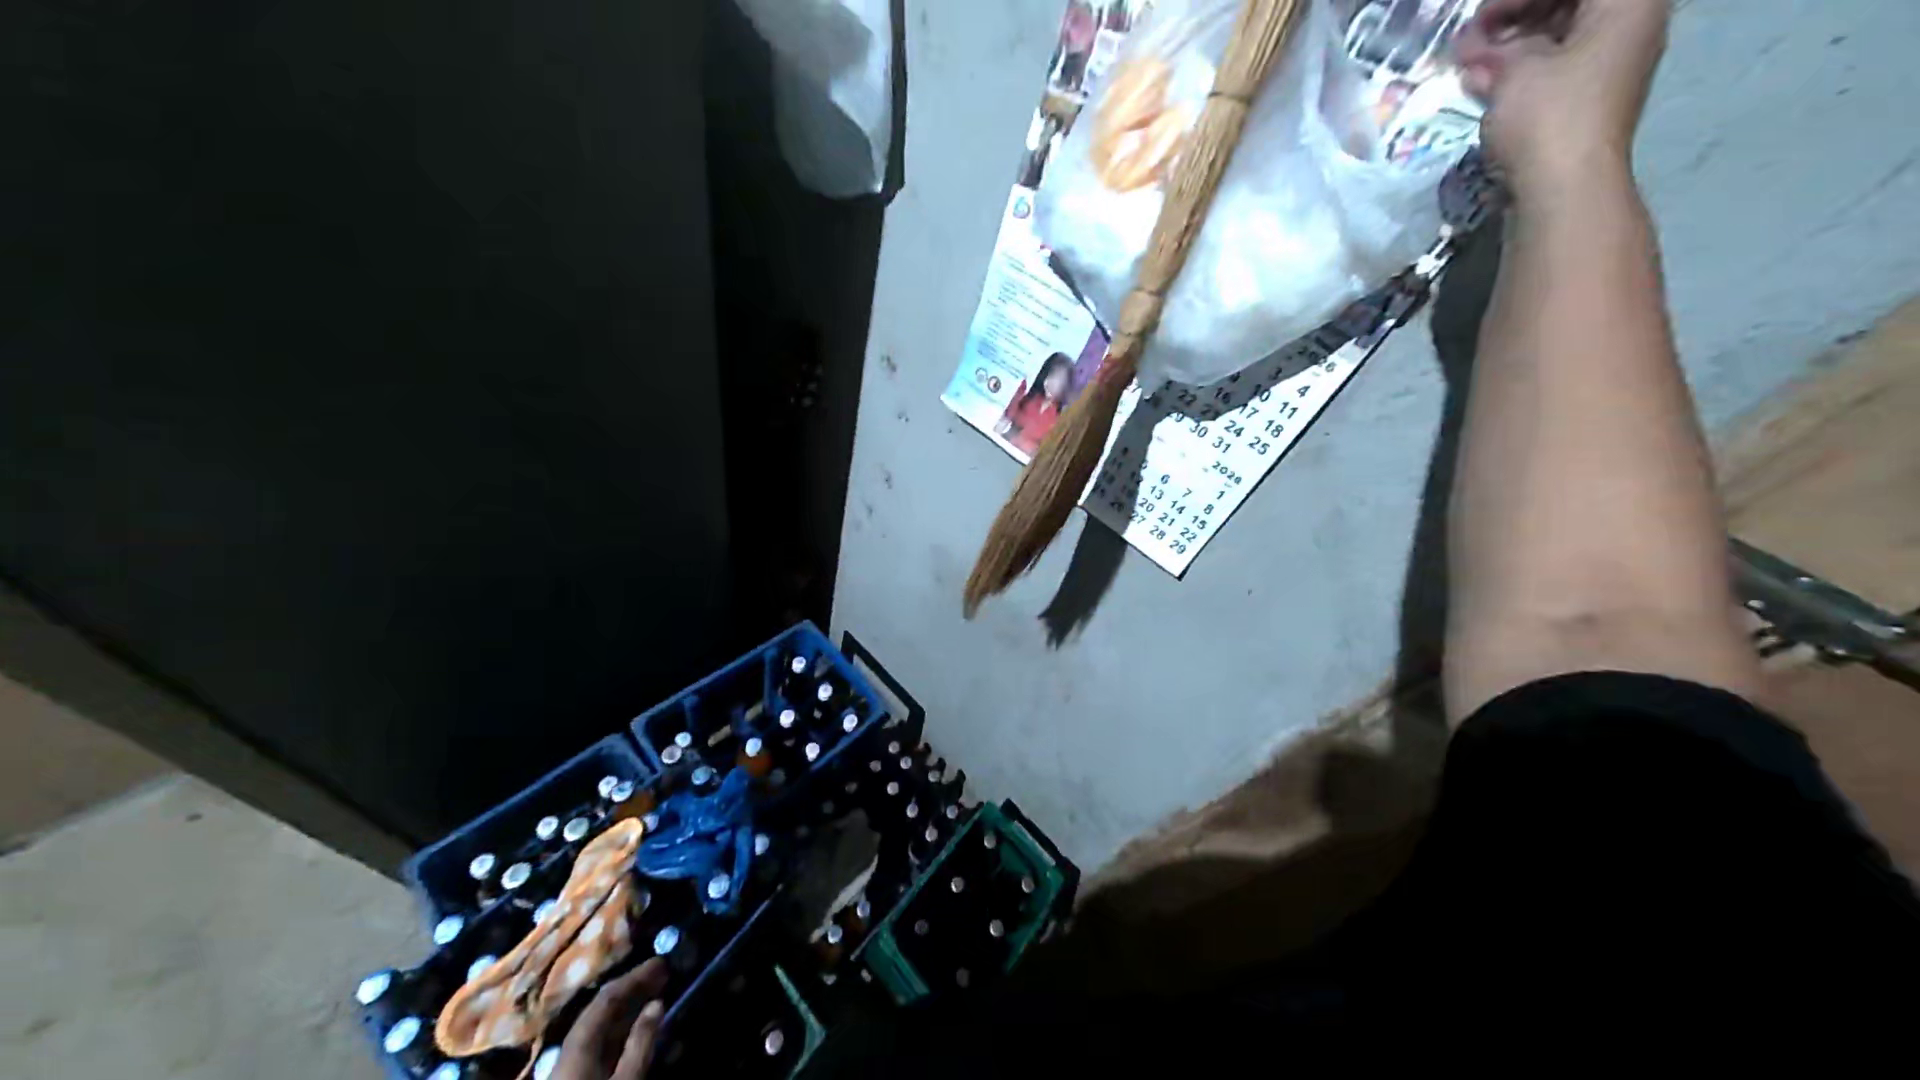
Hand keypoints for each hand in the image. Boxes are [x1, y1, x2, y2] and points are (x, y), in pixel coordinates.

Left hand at [550, 959, 668, 1079]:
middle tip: (663, 973)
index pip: (606, 1000)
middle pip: (600, 1011)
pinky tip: (638, 1030)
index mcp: (578, 1047)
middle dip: (632, 989)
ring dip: (628, 1009)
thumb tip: (656, 1004)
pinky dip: (621, 1031)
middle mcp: (571, 1051)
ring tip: (655, 994)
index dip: (634, 978)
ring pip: (600, 1028)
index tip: (662, 963)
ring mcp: (570, 1068)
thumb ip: (641, 1043)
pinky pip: (599, 1045)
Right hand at [1454, 0, 1669, 201]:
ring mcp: (1610, 65)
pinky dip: (1521, 71)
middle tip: (1472, 37)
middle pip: (1570, 5)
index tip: (1480, 16)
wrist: (1564, 185)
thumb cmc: (1548, 116)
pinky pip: (1555, 68)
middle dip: (1516, 17)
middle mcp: (1630, 24)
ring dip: (1512, 46)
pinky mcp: (1588, 99)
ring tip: (1470, 62)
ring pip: (1559, 37)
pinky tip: (1486, 82)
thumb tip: (1477, 45)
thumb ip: (1497, 51)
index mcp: (1628, 2)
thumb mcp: (1516, 72)